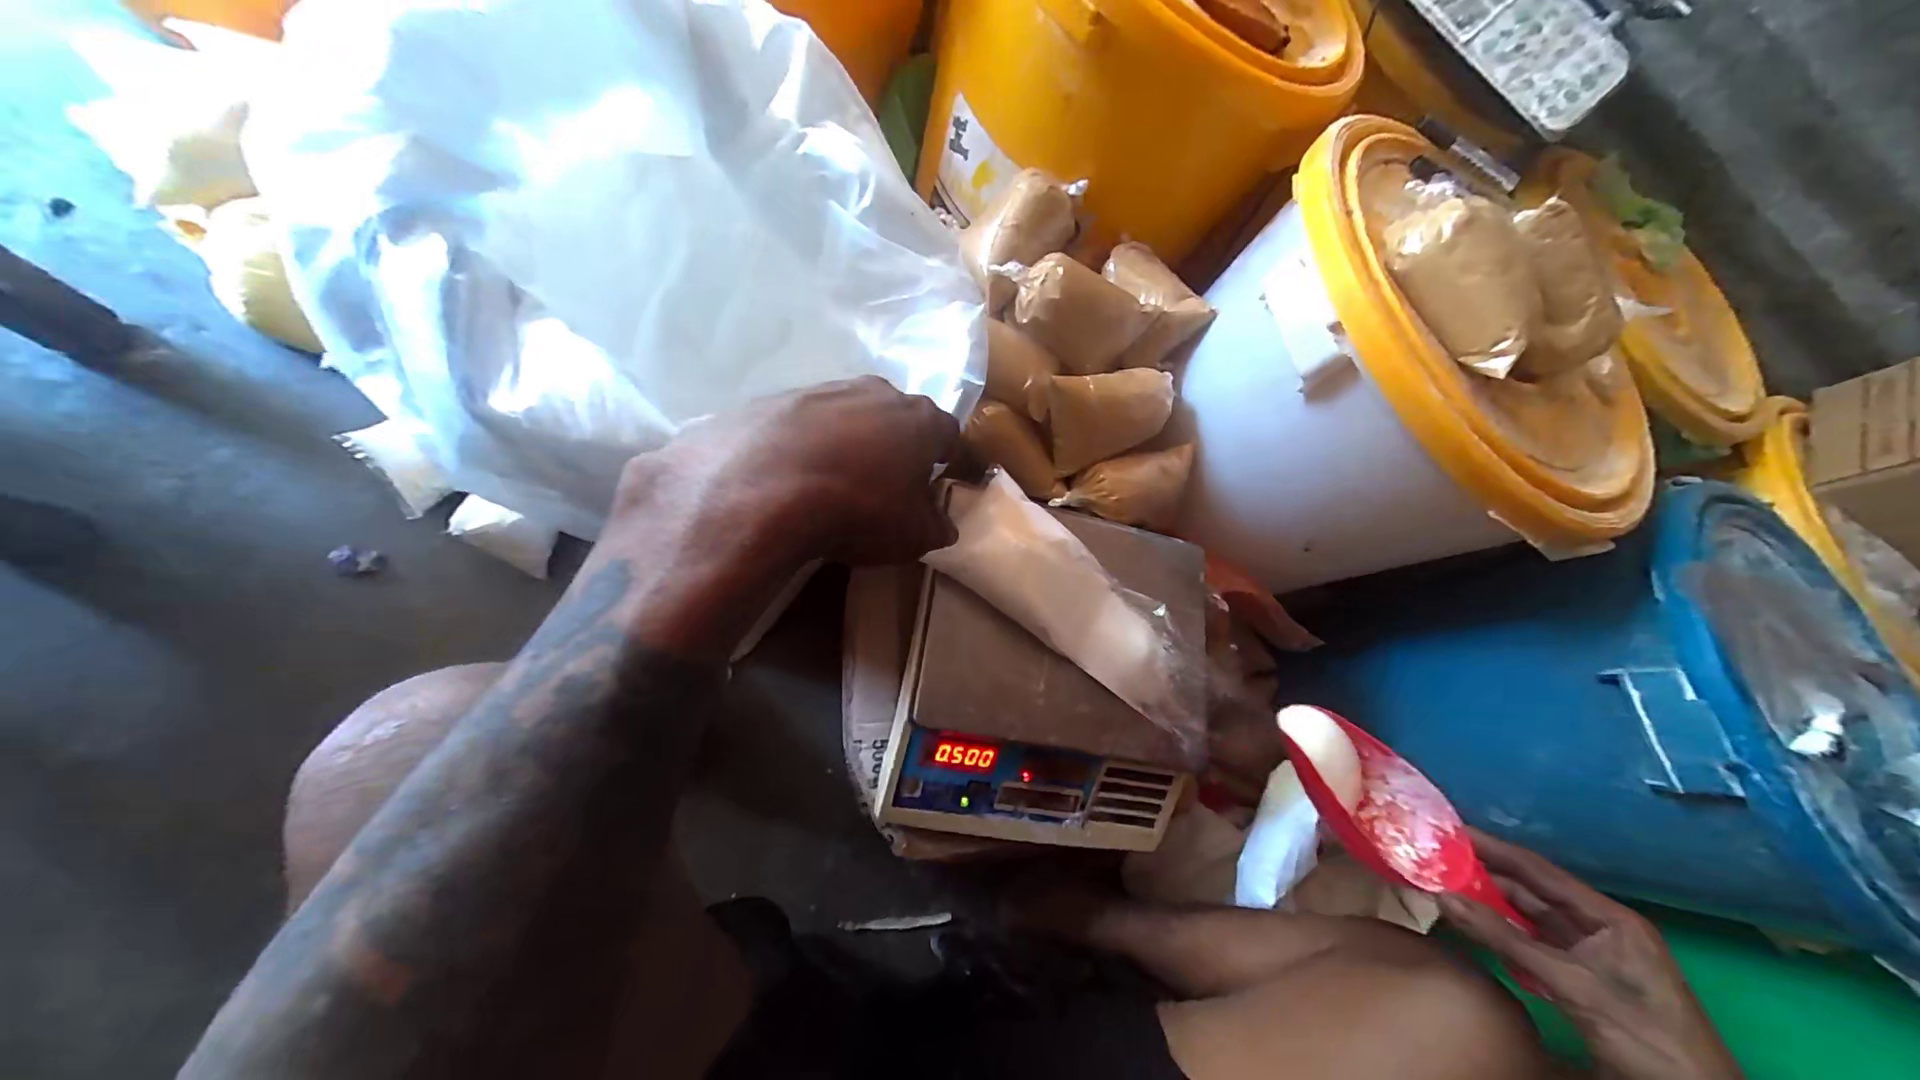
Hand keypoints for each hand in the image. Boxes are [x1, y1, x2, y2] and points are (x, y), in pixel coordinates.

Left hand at [618, 376, 958, 564]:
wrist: (763, 490)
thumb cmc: (859, 509)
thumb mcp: (913, 535)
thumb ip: (936, 525)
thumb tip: (943, 524)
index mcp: (919, 419)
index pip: (949, 434)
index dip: (950, 457)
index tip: (945, 476)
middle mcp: (875, 392)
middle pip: (896, 416)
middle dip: (896, 443)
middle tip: (888, 478)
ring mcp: (821, 389)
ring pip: (847, 414)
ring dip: (848, 439)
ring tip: (835, 477)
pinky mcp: (773, 399)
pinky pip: (801, 424)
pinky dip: (803, 444)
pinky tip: (792, 474)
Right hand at [1440, 829, 1741, 1079]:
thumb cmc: (1643, 1034)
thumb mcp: (1570, 984)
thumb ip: (1504, 940)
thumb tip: (1441, 896)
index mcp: (1609, 918)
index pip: (1538, 870)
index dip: (1492, 848)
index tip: (1448, 830)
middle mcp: (1600, 928)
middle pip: (1532, 893)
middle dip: (1485, 877)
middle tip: (1435, 861)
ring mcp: (1593, 956)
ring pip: (1530, 920)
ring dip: (1490, 906)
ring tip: (1443, 888)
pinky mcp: (1584, 980)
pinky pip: (1534, 946)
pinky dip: (1503, 935)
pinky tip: (1474, 927)